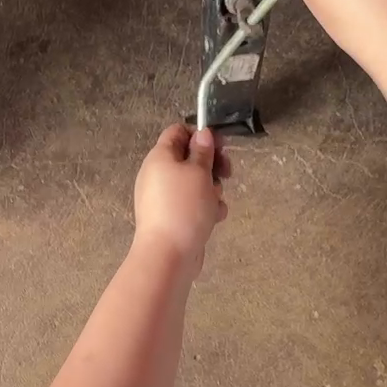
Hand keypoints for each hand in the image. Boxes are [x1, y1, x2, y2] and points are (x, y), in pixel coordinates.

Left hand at [133, 124, 228, 268]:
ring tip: (215, 202)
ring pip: (195, 183)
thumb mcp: (199, 172)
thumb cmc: (184, 207)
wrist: (169, 255)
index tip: (220, 146)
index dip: (200, 135)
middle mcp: (159, 175)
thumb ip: (203, 151)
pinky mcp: (174, 217)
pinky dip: (206, 208)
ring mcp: (165, 198)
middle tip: (227, 174)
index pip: (178, 131)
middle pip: (190, 158)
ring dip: (212, 190)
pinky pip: (193, 204)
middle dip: (211, 165)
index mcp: (160, 157)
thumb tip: (202, 134)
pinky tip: (213, 218)